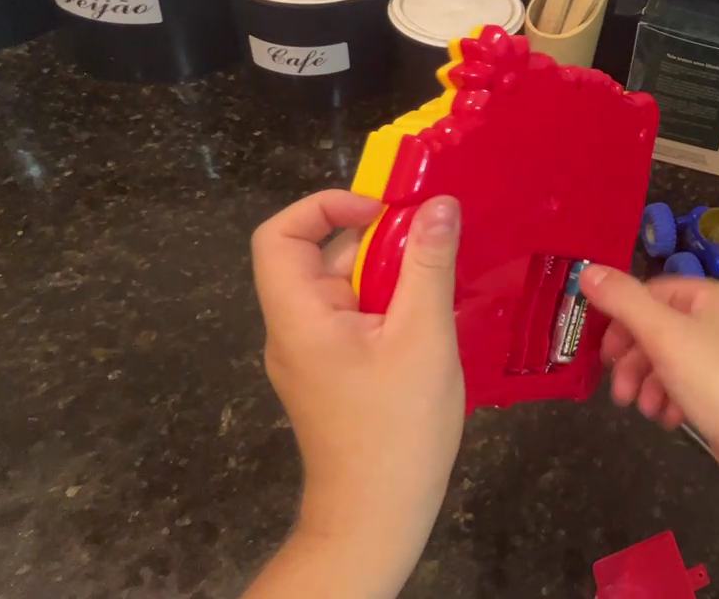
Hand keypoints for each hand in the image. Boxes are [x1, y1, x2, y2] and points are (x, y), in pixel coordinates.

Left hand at [249, 190, 464, 593]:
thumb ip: (429, 264)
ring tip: (439, 272)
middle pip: (317, 257)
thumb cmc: (397, 425)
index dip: (324, 206)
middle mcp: (296, 330)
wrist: (379, 515)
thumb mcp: (423, 335)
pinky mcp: (336, 371)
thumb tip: (440, 203)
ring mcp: (314, 353)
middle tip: (431, 238)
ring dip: (389, 268)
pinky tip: (431, 311)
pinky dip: (391, 297)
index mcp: (300, 318)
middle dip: (374, 237)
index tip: (382, 211)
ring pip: (343, 285)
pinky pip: (356, 314)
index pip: (278, 236)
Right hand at [579, 266, 718, 477]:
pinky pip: (681, 384)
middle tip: (618, 391)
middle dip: (632, 360)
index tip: (601, 354)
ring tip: (644, 409)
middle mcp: (713, 318)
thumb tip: (587, 270)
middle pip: (654, 328)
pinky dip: (668, 399)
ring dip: (646, 384)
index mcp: (704, 296)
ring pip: (664, 360)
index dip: (620, 320)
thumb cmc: (715, 379)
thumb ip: (623, 301)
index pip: (648, 293)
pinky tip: (669, 419)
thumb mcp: (664, 335)